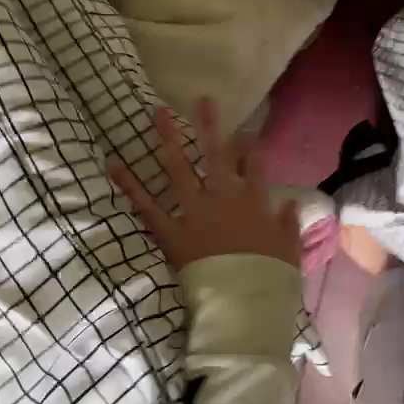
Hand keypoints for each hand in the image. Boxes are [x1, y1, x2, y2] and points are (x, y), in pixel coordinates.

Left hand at [109, 98, 302, 270]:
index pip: (253, 164)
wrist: (244, 303)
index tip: (245, 131)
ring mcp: (194, 211)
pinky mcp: (172, 231)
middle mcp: (223, 197)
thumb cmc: (271, 277)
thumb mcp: (289, 249)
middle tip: (201, 99)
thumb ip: (288, 223)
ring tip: (157, 113)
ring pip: (179, 168)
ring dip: (168, 138)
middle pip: (215, 154)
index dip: (249, 145)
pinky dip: (130, 185)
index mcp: (253, 201)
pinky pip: (148, 205)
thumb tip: (289, 203)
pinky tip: (114, 164)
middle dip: (209, 125)